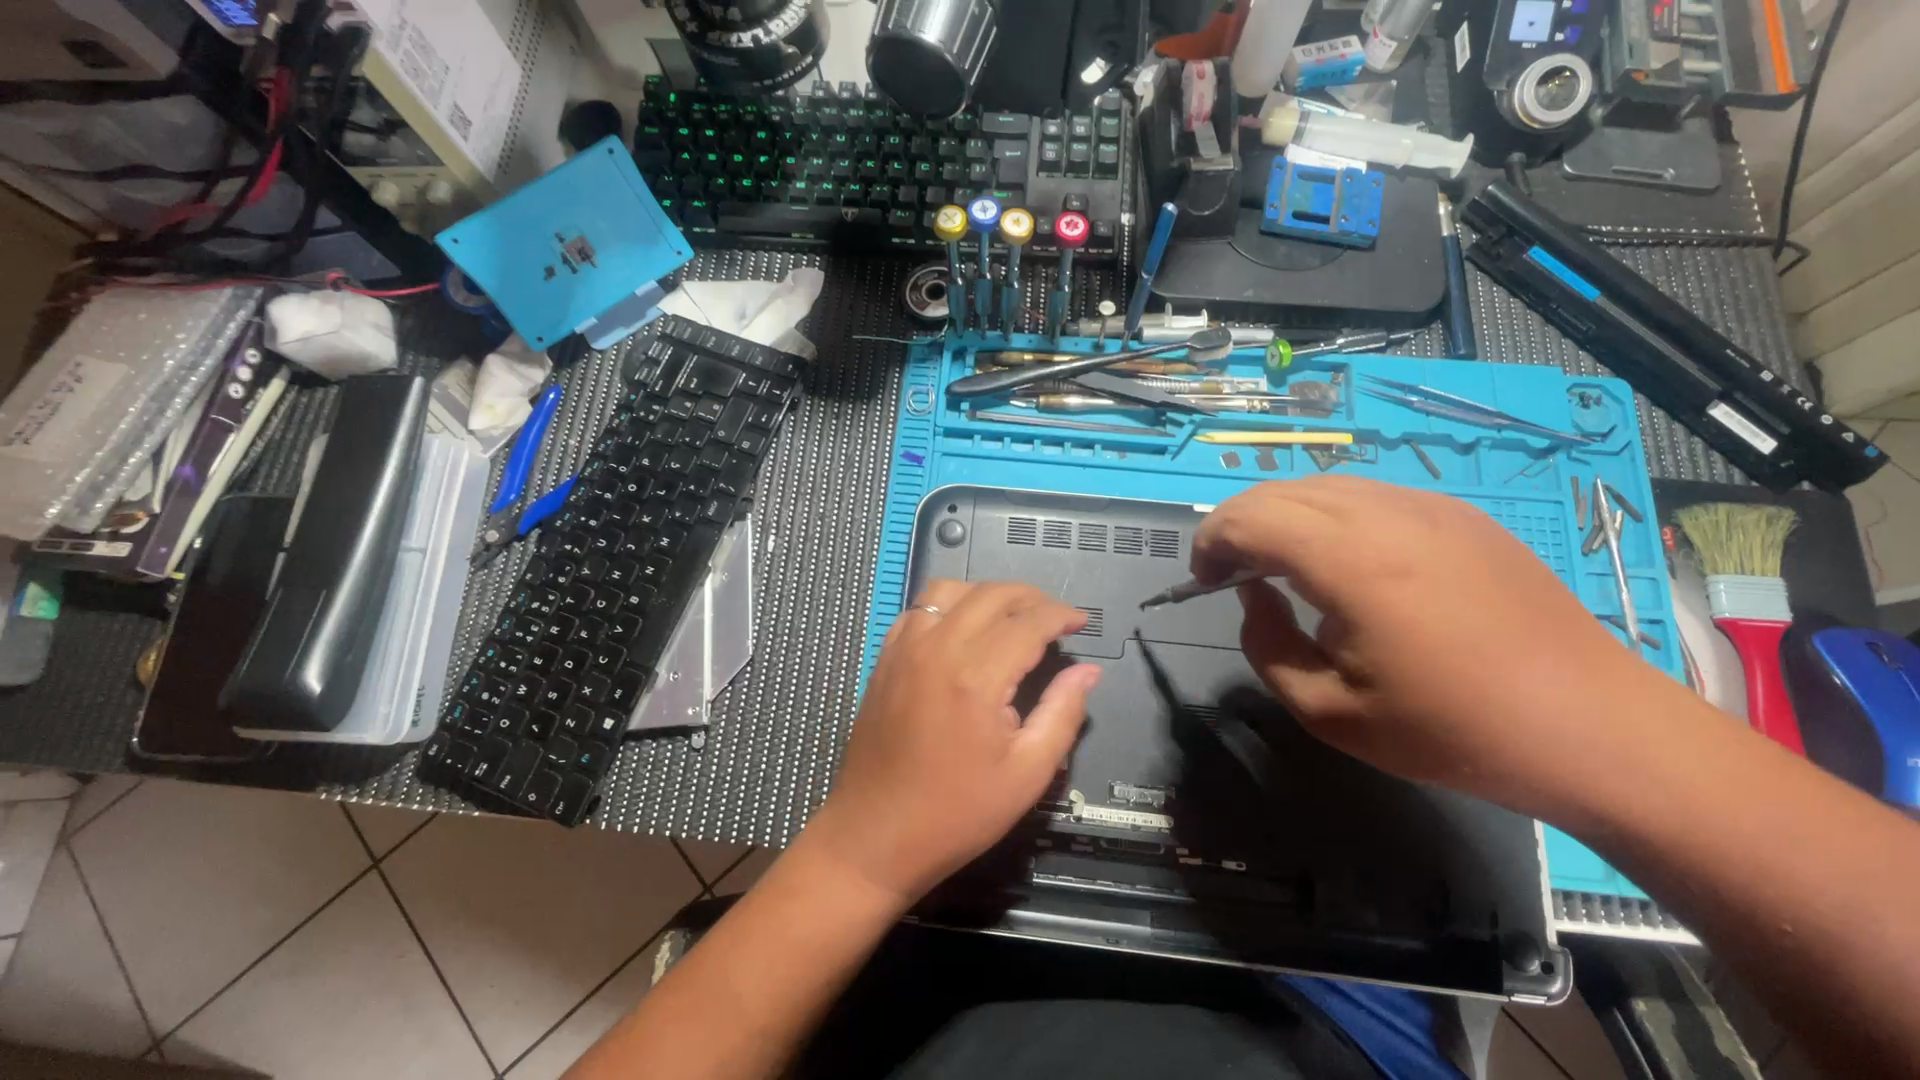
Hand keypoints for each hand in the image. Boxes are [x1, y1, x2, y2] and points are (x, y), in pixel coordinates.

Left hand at [800, 581, 1099, 908]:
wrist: (875, 836)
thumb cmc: (957, 813)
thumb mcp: (1028, 773)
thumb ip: (1063, 713)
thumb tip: (1089, 672)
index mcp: (977, 676)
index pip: (1029, 621)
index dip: (1062, 615)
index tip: (1083, 622)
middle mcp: (938, 648)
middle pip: (991, 593)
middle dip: (1031, 598)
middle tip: (1056, 619)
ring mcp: (904, 650)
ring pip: (949, 590)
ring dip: (987, 595)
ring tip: (1011, 619)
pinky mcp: (884, 660)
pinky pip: (918, 610)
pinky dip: (948, 607)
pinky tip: (963, 632)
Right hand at [1192, 477, 1675, 809]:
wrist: (1592, 728)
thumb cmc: (1452, 732)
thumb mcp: (1329, 712)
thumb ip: (1267, 646)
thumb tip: (1254, 596)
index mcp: (1352, 561)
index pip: (1249, 517)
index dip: (1211, 542)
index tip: (1204, 582)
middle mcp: (1388, 513)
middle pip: (1281, 491)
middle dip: (1241, 526)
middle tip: (1235, 578)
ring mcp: (1433, 507)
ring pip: (1327, 486)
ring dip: (1286, 518)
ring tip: (1285, 571)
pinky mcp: (1465, 516)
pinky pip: (1374, 497)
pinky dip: (1333, 518)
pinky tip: (1348, 567)